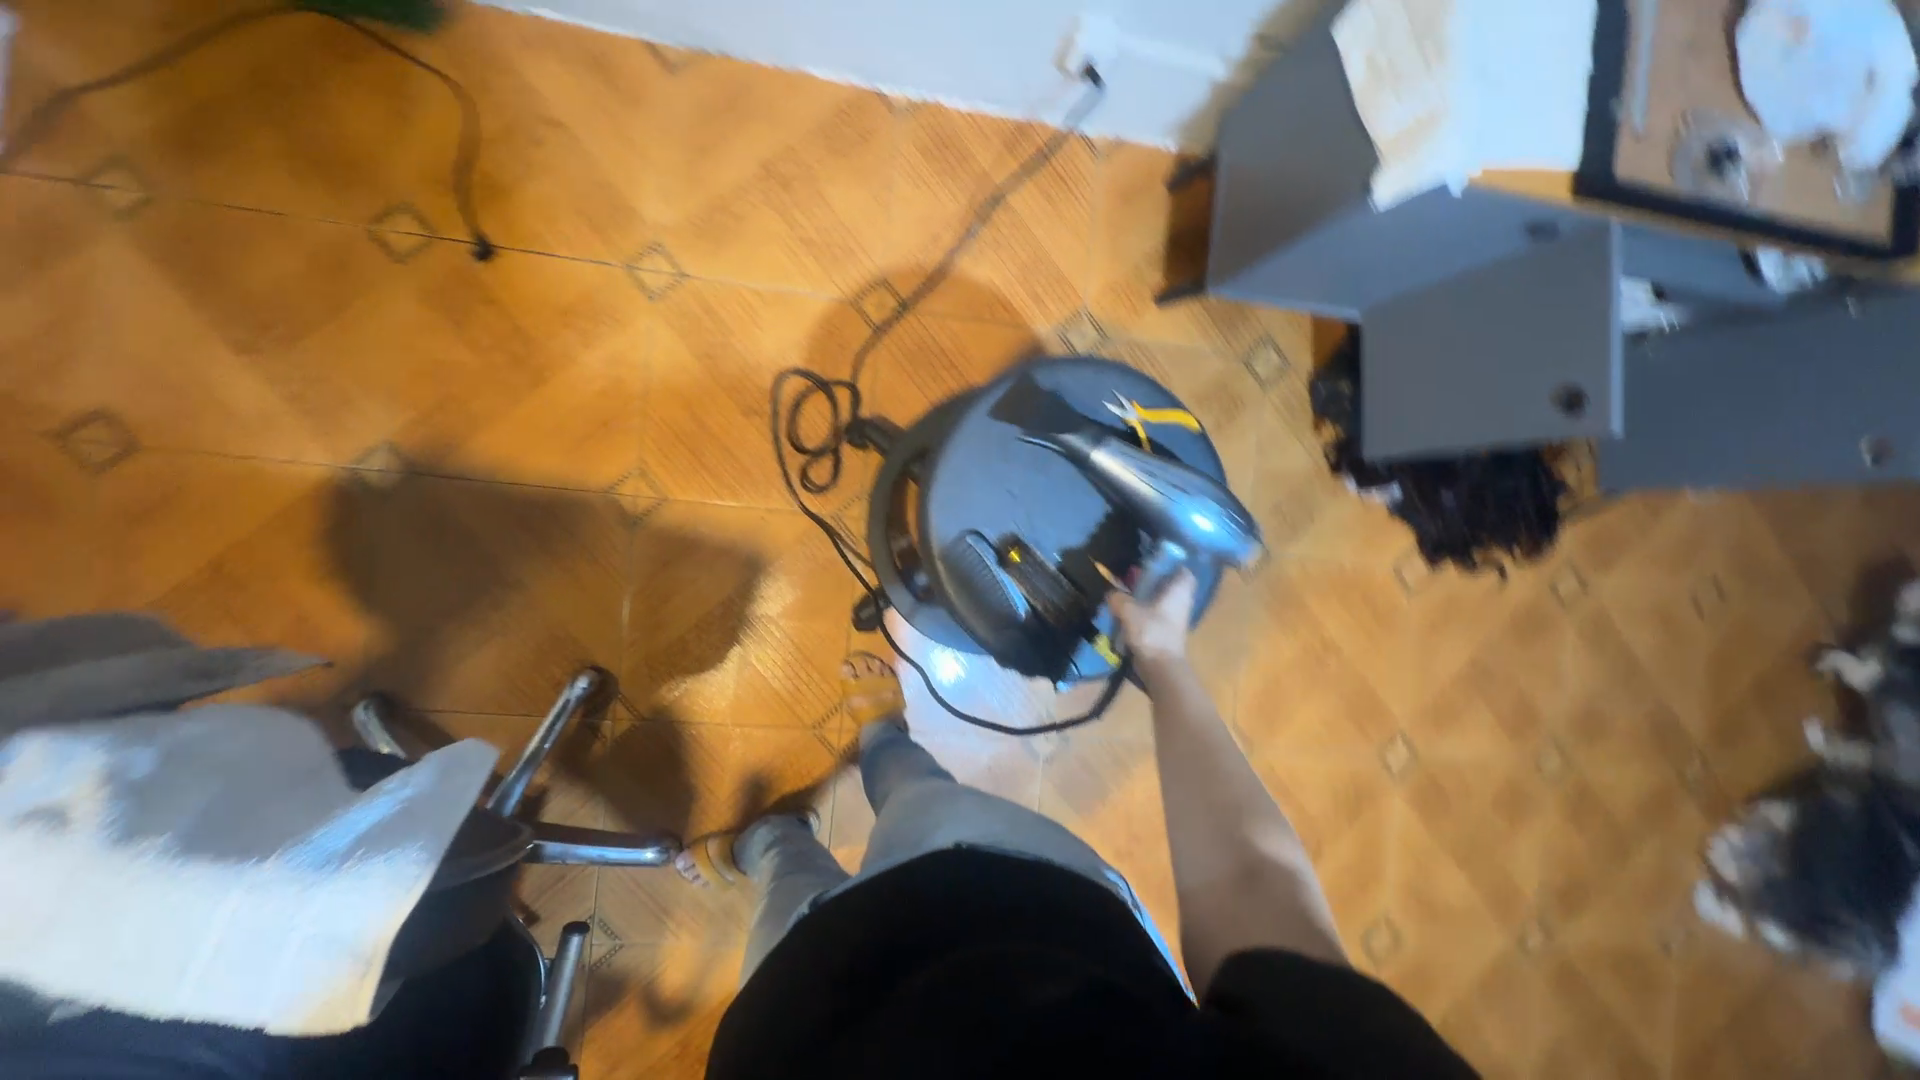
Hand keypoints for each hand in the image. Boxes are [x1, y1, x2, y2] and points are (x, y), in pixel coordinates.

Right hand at [1109, 568, 1197, 667]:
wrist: (1161, 668)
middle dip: (1152, 582)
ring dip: (1145, 599)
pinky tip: (1125, 617)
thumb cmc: (1151, 633)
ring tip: (1123, 598)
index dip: (1170, 564)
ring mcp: (1175, 619)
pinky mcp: (1166, 633)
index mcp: (1179, 591)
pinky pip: (1154, 617)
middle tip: (1131, 579)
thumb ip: (1118, 598)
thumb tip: (1111, 594)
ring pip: (1160, 602)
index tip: (1151, 562)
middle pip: (1169, 586)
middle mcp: (1181, 602)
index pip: (1182, 571)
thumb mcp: (1128, 611)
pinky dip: (1142, 615)